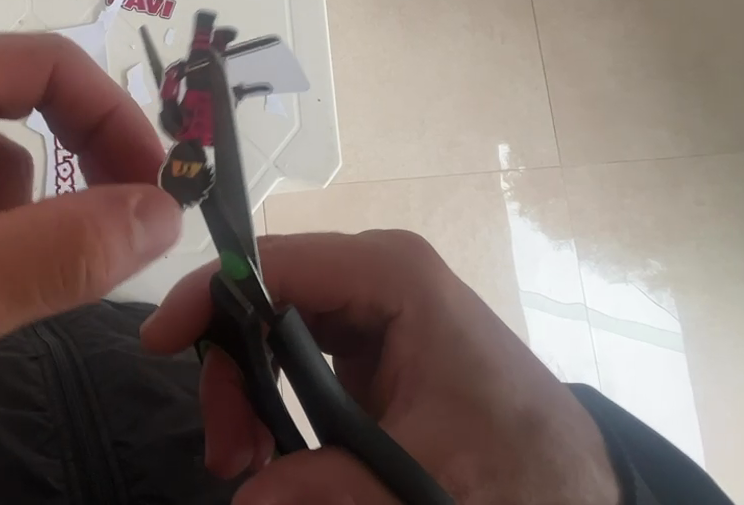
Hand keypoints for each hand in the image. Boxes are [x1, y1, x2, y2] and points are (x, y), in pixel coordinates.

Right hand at [141, 231, 619, 504]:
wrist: (583, 493)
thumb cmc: (527, 475)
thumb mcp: (435, 489)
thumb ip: (340, 492)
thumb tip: (247, 501)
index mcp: (392, 276)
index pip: (277, 261)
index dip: (211, 292)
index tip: (160, 341)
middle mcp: (374, 272)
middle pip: (263, 293)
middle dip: (229, 365)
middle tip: (227, 454)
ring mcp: (370, 300)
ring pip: (269, 320)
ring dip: (244, 385)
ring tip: (247, 460)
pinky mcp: (367, 334)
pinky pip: (290, 344)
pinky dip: (267, 390)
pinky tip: (271, 445)